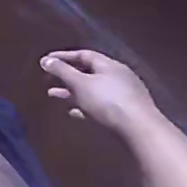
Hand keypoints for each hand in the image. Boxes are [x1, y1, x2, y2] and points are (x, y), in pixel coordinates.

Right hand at [41, 49, 163, 135]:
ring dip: (72, 91)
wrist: (141, 132)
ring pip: (93, 89)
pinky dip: (85, 105)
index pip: (83, 54)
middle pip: (88, 72)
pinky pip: (101, 104)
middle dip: (66, 75)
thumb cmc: (107, 102)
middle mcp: (118, 77)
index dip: (63, 56)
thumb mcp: (80, 84)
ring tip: (54, 95)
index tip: (46, 61)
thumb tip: (45, 60)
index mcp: (109, 65)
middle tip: (48, 78)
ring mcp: (125, 96)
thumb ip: (61, 71)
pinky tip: (74, 112)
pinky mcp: (127, 113)